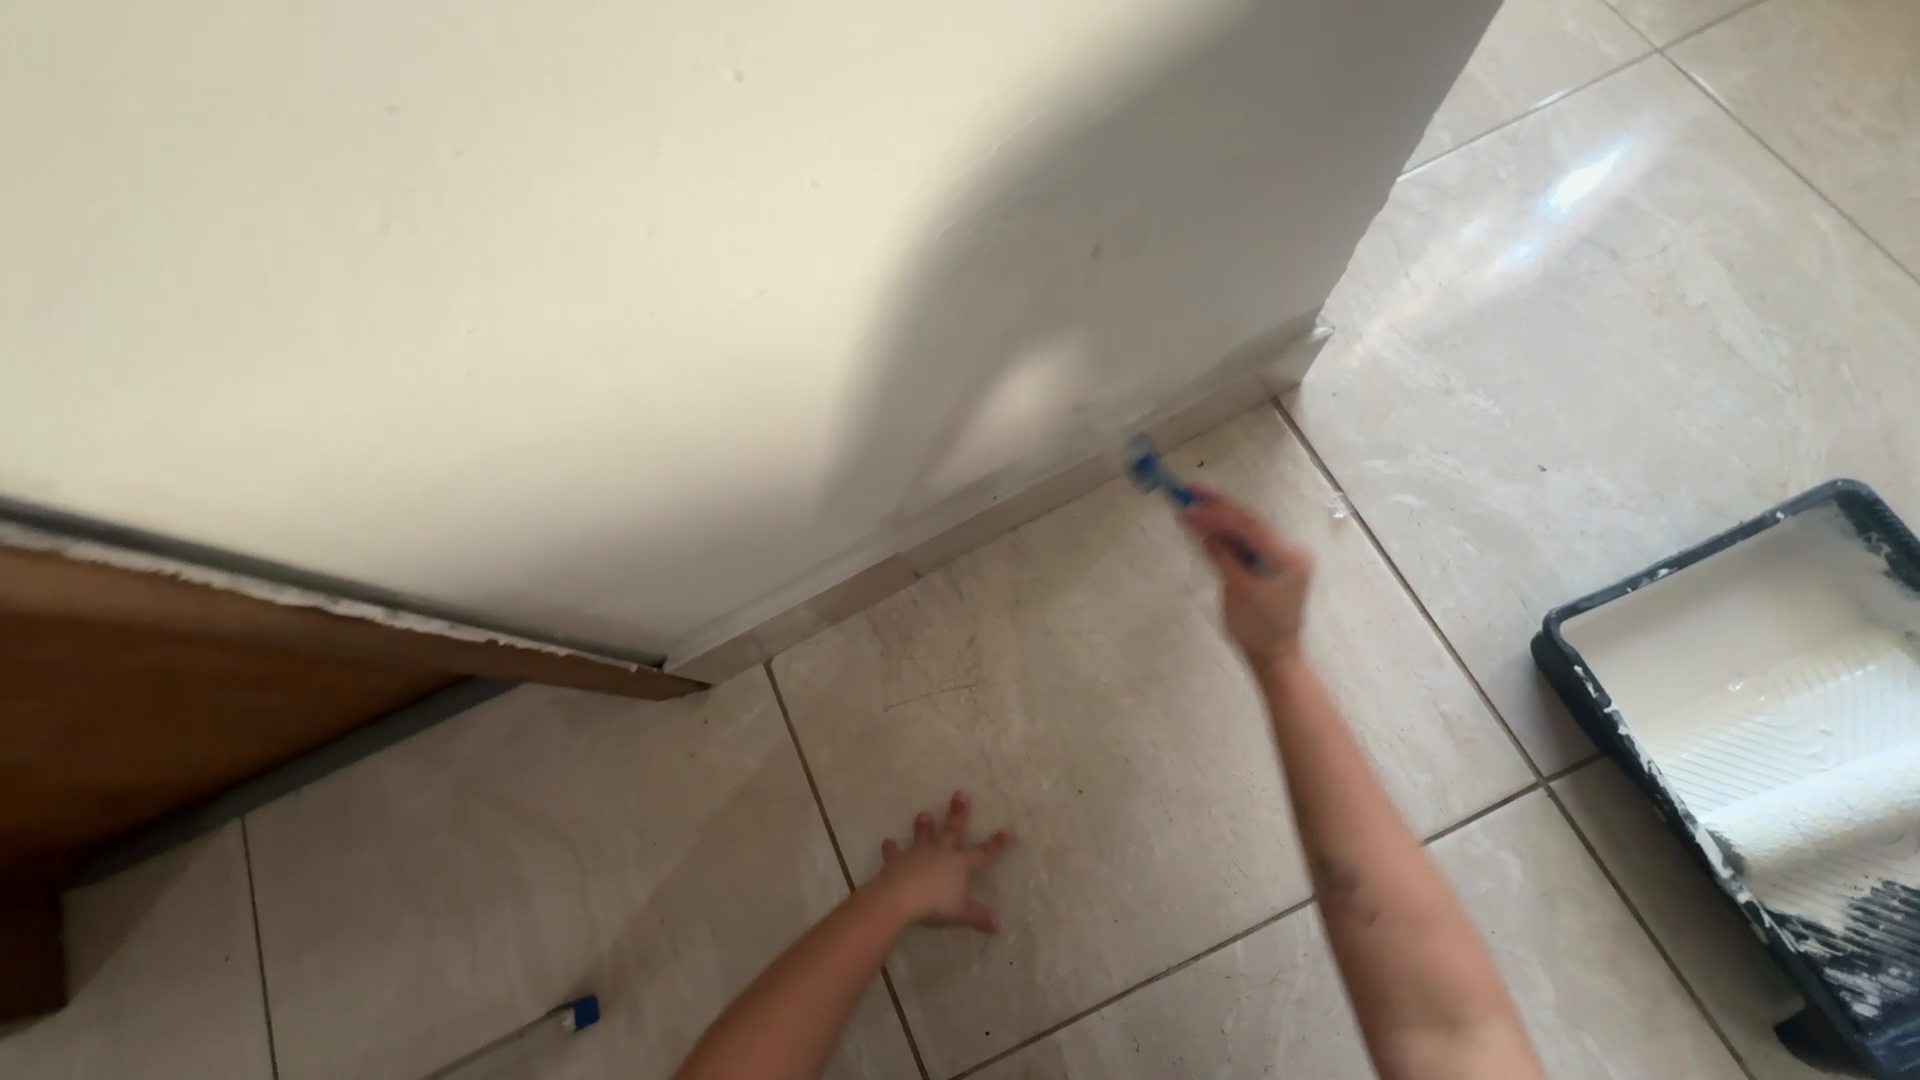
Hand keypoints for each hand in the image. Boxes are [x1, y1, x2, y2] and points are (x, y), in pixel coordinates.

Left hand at [871, 791, 1013, 933]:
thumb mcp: (961, 913)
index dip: (998, 844)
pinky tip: (888, 842)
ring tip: (924, 813)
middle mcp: (941, 852)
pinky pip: (894, 852)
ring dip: (924, 825)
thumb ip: (979, 917)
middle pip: (953, 830)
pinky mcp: (897, 860)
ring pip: (923, 835)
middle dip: (958, 813)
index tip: (1009, 832)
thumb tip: (999, 924)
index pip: (984, 853)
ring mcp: (918, 853)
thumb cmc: (936, 905)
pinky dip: (891, 848)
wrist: (901, 897)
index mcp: (960, 863)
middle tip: (960, 793)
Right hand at [1180, 483, 1313, 670]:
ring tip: (1192, 508)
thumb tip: (1200, 525)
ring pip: (1246, 532)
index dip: (1216, 511)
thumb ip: (1220, 553)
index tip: (1190, 501)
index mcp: (1287, 556)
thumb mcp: (1236, 588)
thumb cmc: (1257, 628)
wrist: (1275, 658)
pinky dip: (1226, 538)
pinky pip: (1247, 545)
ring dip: (1219, 522)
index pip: (1247, 525)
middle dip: (1217, 509)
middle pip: (1248, 523)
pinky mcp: (1272, 567)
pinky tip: (1207, 529)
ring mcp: (1282, 559)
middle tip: (1189, 494)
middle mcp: (1289, 551)